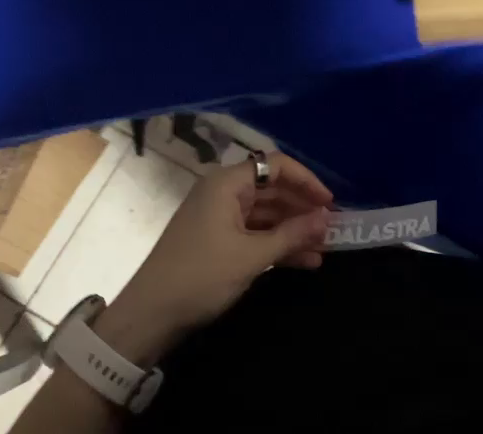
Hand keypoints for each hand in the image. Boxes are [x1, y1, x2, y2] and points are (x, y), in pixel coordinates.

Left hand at [100, 151, 333, 363]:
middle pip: (272, 190)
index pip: (275, 166)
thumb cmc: (201, 276)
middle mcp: (223, 192)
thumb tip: (326, 218)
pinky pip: (254, 233)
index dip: (306, 181)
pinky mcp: (216, 240)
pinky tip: (303, 262)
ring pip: (265, 214)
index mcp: (227, 183)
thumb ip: (291, 234)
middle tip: (332, 229)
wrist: (149, 316)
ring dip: (293, 230)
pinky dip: (277, 244)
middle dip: (303, 209)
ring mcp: (219, 217)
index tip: (330, 203)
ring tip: (324, 250)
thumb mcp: (251, 256)